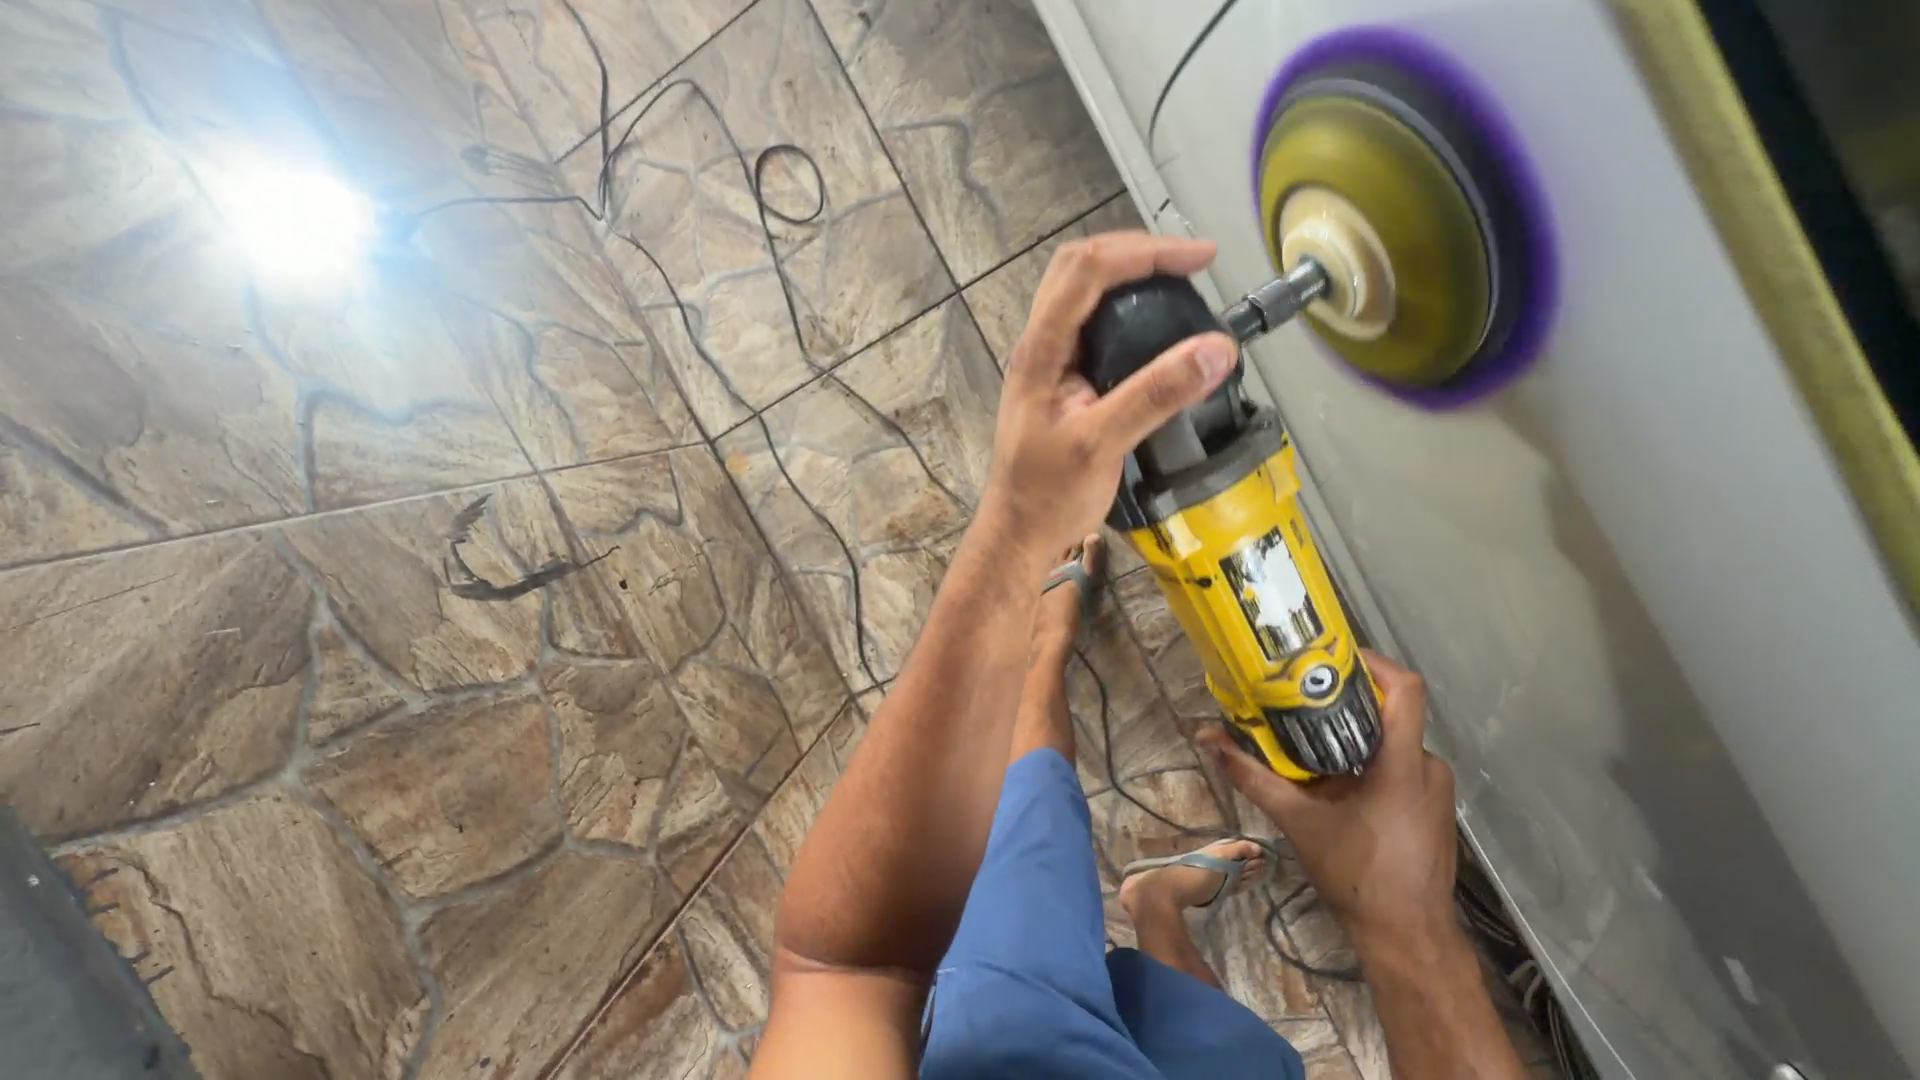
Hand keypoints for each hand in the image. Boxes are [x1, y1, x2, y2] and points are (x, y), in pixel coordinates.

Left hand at [980, 231, 1237, 556]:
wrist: (1020, 533)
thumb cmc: (1049, 495)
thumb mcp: (1102, 445)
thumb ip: (1155, 395)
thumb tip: (1216, 349)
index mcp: (1039, 351)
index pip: (1087, 272)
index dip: (1145, 253)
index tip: (1200, 258)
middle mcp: (1037, 346)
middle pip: (1077, 268)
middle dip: (1134, 251)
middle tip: (1188, 262)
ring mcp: (1045, 363)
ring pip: (1079, 293)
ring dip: (1126, 274)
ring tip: (1176, 281)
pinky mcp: (1058, 381)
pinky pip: (1088, 324)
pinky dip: (1122, 308)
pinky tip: (1152, 326)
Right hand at [1200, 651, 1460, 957]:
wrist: (1408, 936)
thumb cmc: (1356, 874)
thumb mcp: (1296, 821)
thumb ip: (1252, 776)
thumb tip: (1208, 738)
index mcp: (1402, 763)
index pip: (1405, 689)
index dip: (1372, 662)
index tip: (1329, 657)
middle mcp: (1427, 766)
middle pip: (1390, 711)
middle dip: (1345, 702)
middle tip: (1300, 699)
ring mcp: (1435, 788)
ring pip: (1392, 741)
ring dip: (1353, 738)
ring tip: (1309, 744)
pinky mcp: (1434, 806)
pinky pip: (1400, 766)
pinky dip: (1367, 763)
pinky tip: (1335, 784)